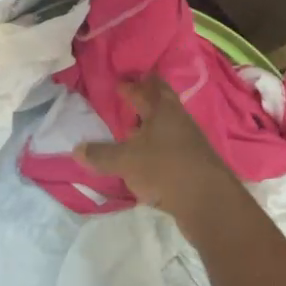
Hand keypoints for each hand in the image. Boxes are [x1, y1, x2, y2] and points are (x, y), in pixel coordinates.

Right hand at [76, 76, 285, 285]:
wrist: (209, 202)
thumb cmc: (164, 168)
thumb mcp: (126, 162)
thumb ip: (102, 155)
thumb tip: (76, 149)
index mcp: (161, 108)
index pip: (146, 88)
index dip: (131, 85)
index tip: (119, 83)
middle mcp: (178, 118)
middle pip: (162, 101)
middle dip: (147, 98)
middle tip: (131, 98)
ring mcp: (191, 140)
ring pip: (169, 124)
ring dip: (154, 125)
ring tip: (135, 131)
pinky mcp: (197, 163)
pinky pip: (174, 147)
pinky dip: (161, 147)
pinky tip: (150, 159)